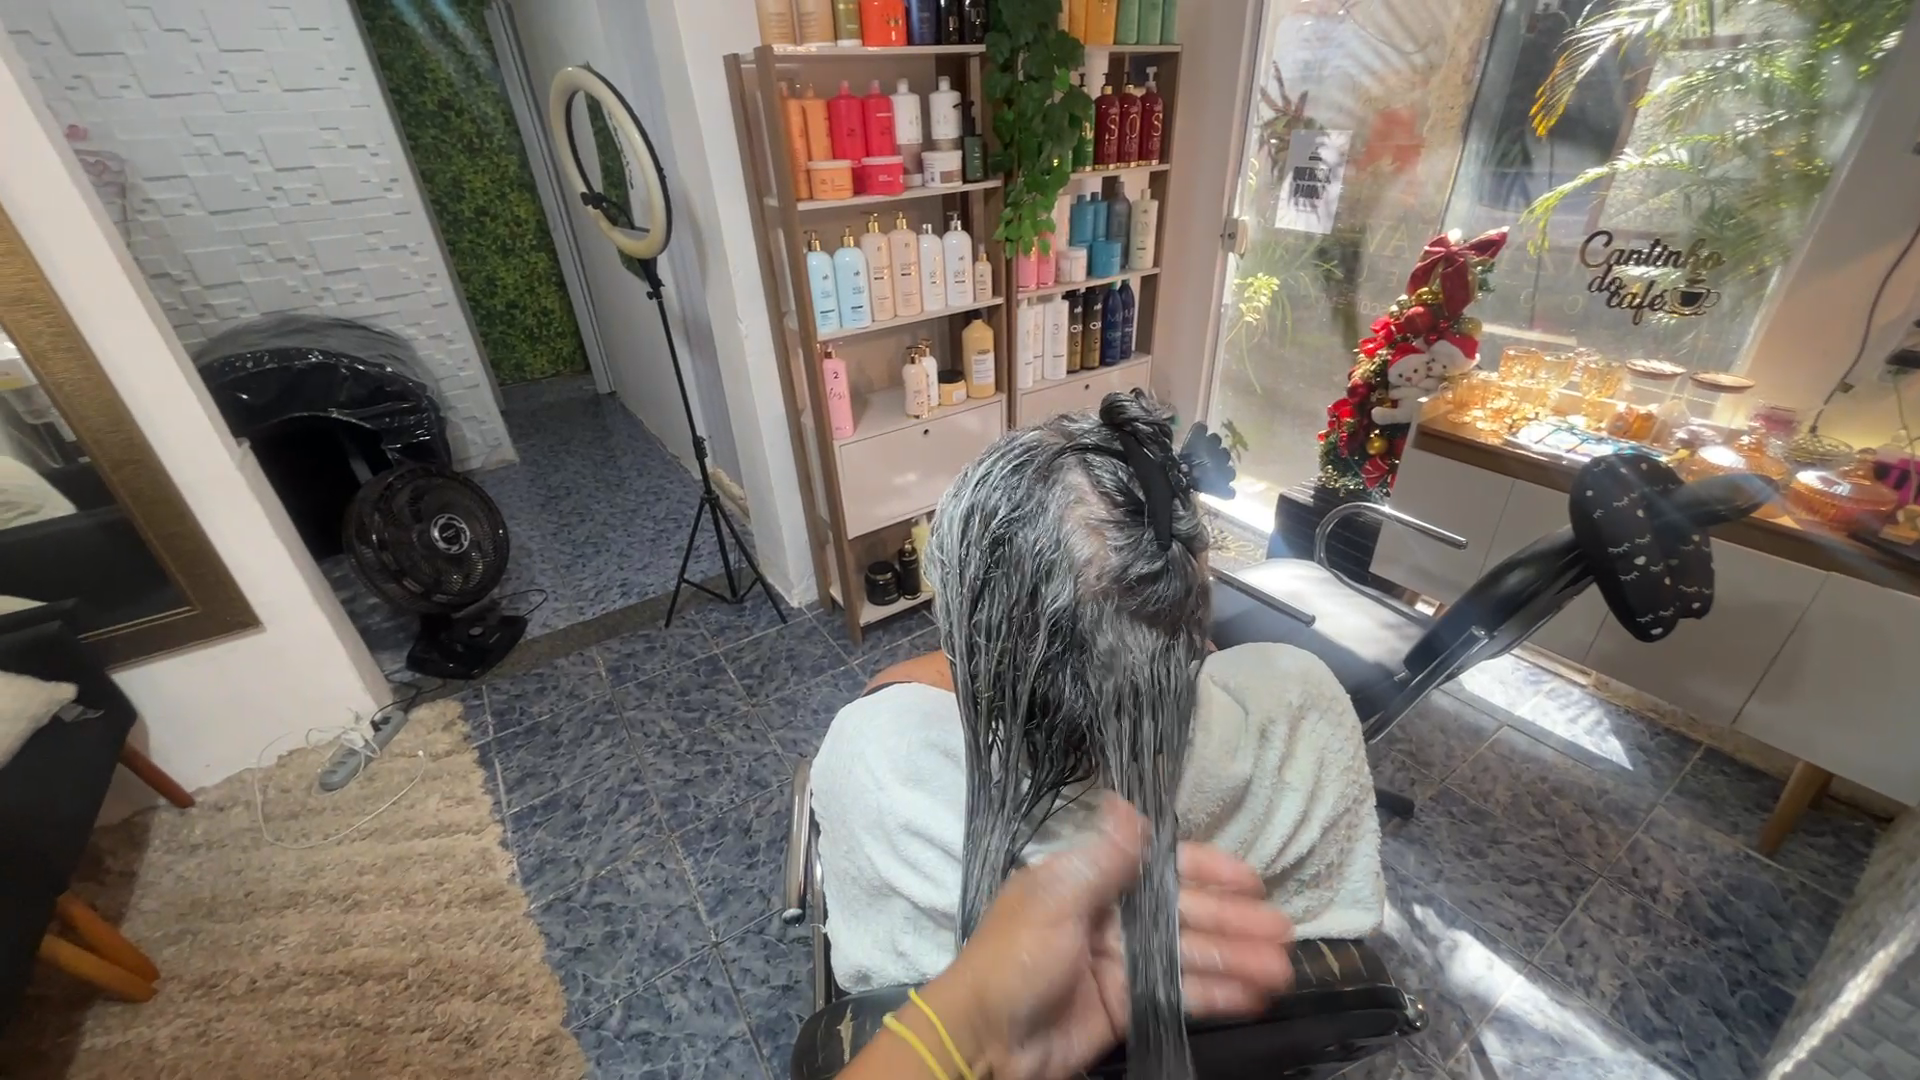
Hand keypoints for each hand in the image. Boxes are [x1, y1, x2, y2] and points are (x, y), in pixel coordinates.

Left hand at [923, 796, 1295, 1079]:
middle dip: (1232, 920)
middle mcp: (1111, 914)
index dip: (1205, 870)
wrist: (987, 1038)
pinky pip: (1179, 993)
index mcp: (1089, 879)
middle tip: (1285, 932)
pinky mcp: (1128, 1004)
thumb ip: (1102, 859)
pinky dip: (1216, 995)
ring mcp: (1122, 962)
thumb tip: (1127, 800)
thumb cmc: (1017, 957)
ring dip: (1235, 959)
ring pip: (1189, 954)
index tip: (1251, 879)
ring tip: (1284, 969)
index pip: (1159, 867)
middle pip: (1182, 913)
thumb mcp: (1056, 899)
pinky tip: (1255, 996)